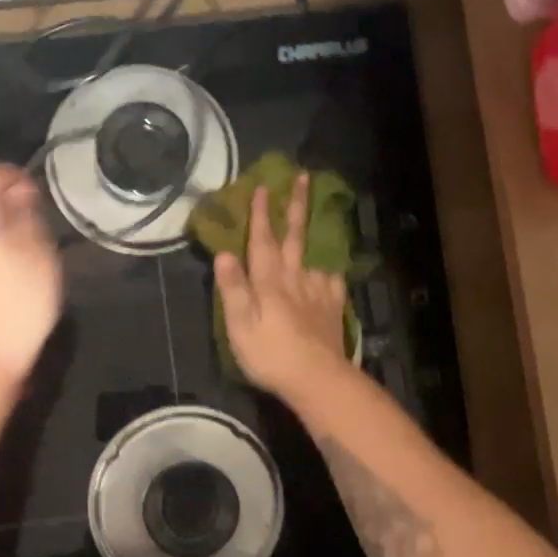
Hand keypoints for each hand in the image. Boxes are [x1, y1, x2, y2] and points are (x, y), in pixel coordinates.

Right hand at [215, 173, 350, 399]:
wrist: (317, 378)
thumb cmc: (270, 355)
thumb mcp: (239, 326)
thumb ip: (232, 289)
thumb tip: (223, 252)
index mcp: (269, 282)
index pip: (262, 240)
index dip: (261, 213)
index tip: (263, 186)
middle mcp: (295, 279)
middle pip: (295, 237)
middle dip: (296, 206)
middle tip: (303, 178)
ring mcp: (318, 292)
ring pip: (313, 259)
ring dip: (310, 239)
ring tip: (311, 228)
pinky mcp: (333, 309)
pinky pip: (330, 283)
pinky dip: (326, 275)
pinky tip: (325, 276)